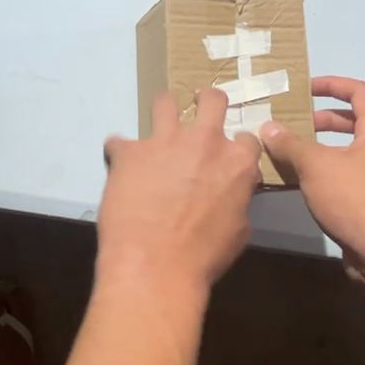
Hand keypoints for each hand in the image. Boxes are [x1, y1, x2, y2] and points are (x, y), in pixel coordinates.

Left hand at [98, 88, 263, 296]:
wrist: (154, 265)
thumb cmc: (203, 256)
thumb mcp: (237, 230)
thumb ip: (236, 200)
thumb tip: (230, 195)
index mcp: (236, 162)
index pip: (247, 138)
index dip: (237, 146)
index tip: (227, 153)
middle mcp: (203, 141)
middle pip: (212, 100)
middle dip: (207, 100)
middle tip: (199, 105)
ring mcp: (164, 141)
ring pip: (165, 102)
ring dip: (163, 109)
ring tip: (158, 119)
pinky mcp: (129, 151)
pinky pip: (118, 141)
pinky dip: (120, 152)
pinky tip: (118, 165)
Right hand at [259, 77, 364, 262]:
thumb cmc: (353, 199)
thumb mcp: (314, 165)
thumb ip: (289, 143)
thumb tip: (268, 127)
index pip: (361, 93)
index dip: (333, 85)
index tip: (306, 89)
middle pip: (356, 122)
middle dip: (322, 120)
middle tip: (294, 124)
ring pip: (351, 151)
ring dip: (322, 148)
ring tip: (292, 153)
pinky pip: (351, 175)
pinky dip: (327, 172)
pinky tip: (303, 184)